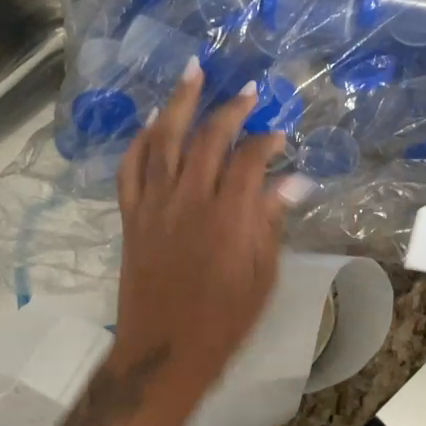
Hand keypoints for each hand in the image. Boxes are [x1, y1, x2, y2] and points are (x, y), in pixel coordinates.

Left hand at [113, 61, 305, 412]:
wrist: (163, 353)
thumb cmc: (223, 322)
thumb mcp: (262, 278)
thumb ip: (272, 223)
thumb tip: (295, 182)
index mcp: (228, 218)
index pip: (249, 160)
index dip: (266, 141)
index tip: (280, 135)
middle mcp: (188, 202)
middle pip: (206, 139)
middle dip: (229, 109)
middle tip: (246, 89)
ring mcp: (154, 206)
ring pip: (163, 141)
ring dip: (177, 104)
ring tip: (191, 73)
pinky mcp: (131, 217)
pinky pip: (130, 169)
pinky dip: (139, 141)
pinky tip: (151, 122)